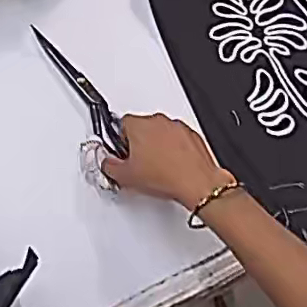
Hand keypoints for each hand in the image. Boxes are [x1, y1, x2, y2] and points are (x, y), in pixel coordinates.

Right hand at [102, 113, 236, 210]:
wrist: (198, 184)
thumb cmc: (167, 177)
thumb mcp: (126, 177)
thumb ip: (110, 166)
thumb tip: (108, 164)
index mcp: (138, 125)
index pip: (120, 124)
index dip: (119, 141)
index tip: (122, 153)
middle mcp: (158, 121)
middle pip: (140, 126)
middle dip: (138, 143)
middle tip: (138, 163)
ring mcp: (177, 127)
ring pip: (160, 132)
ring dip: (157, 145)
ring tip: (157, 167)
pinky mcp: (193, 136)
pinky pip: (178, 138)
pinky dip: (175, 149)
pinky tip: (173, 167)